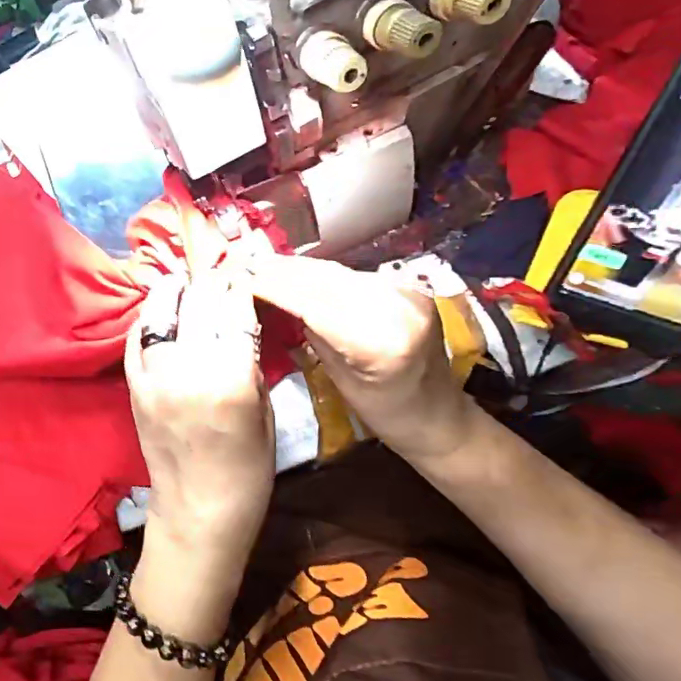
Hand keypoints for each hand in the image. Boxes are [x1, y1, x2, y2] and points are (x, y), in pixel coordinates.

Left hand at [124, 271, 274, 568]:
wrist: (198, 511)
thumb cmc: (247, 470)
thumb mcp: (265, 414)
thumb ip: (249, 365)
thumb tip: (239, 325)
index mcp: (230, 379)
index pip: (234, 313)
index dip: (238, 289)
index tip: (242, 275)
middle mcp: (188, 370)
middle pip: (197, 306)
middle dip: (209, 284)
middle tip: (216, 273)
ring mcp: (154, 378)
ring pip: (159, 316)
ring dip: (172, 292)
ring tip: (182, 280)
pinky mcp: (133, 389)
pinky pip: (135, 342)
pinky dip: (146, 321)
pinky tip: (157, 311)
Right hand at [243, 254, 474, 460]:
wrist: (439, 415)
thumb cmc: (386, 413)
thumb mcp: (340, 379)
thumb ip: (312, 334)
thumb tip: (275, 302)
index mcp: (381, 341)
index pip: (313, 303)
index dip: (274, 288)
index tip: (241, 279)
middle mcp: (397, 308)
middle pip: (325, 281)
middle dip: (281, 272)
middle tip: (244, 266)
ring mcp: (406, 293)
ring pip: (337, 273)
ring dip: (298, 269)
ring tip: (262, 266)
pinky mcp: (407, 287)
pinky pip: (352, 276)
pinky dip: (320, 274)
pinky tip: (296, 272)